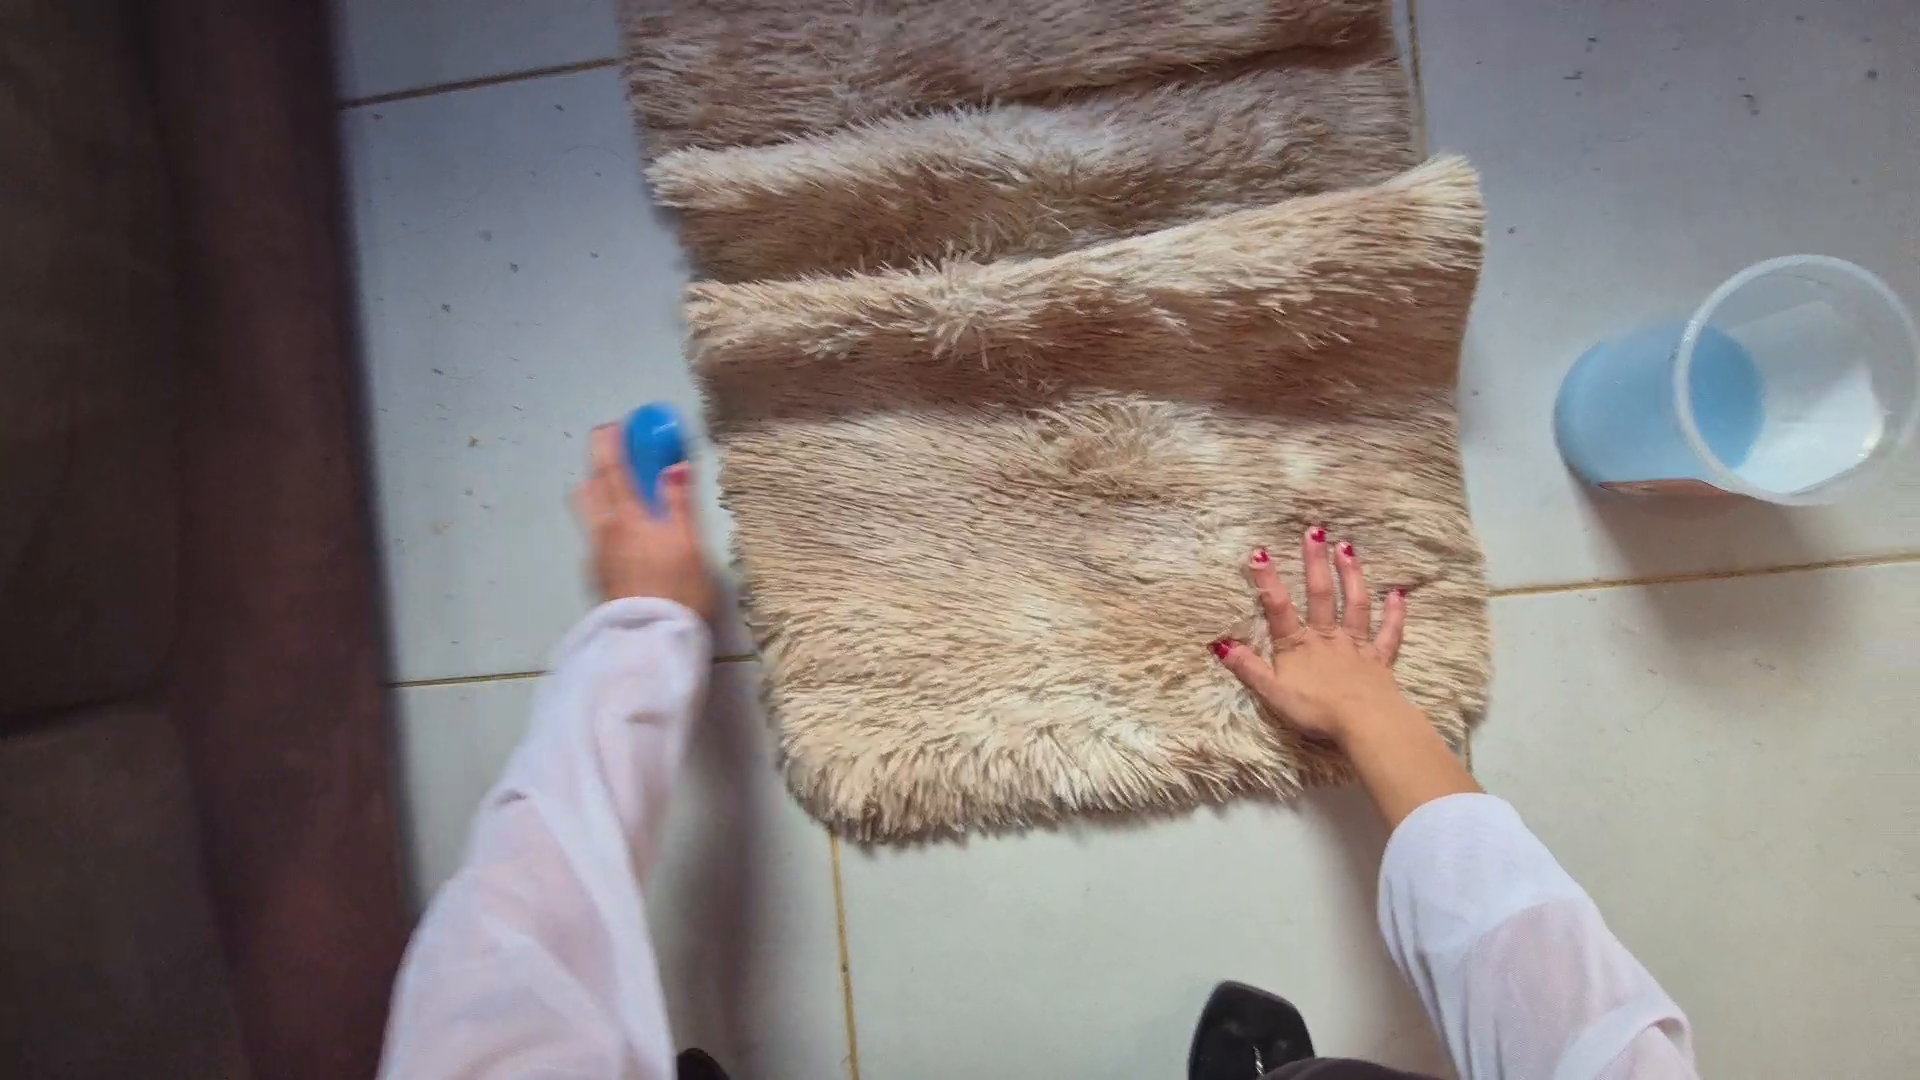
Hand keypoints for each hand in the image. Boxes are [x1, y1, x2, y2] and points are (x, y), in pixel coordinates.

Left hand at [571, 424, 717, 621]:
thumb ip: (678, 503)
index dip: (613, 442)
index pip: (612, 468)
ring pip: (590, 513)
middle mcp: (604, 531)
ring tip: (627, 497)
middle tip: (622, 458)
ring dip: (602, 494)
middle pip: (590, 487)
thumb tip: (674, 466)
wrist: (652, 640)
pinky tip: (631, 538)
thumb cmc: (679, 589)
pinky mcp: (598, 576)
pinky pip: (597, 537)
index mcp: (627, 517)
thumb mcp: (689, 543)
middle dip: (601, 466)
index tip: (618, 424)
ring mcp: (597, 555)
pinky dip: (609, 523)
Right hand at [1212, 527, 1409, 744]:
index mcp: (1297, 645)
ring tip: (1347, 548)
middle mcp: (1326, 637)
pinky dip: (1395, 614)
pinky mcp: (1380, 660)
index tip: (1260, 552)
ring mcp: (1355, 646)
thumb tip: (1220, 644)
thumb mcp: (1272, 693)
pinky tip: (1398, 593)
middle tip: (1314, 531)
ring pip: (1354, 604)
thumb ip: (1248, 668)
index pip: (1278, 607)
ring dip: (1351, 575)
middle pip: (1320, 594)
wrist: (1366, 725)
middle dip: (1315, 562)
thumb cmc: (1316, 710)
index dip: (1267, 580)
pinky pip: (1389, 633)